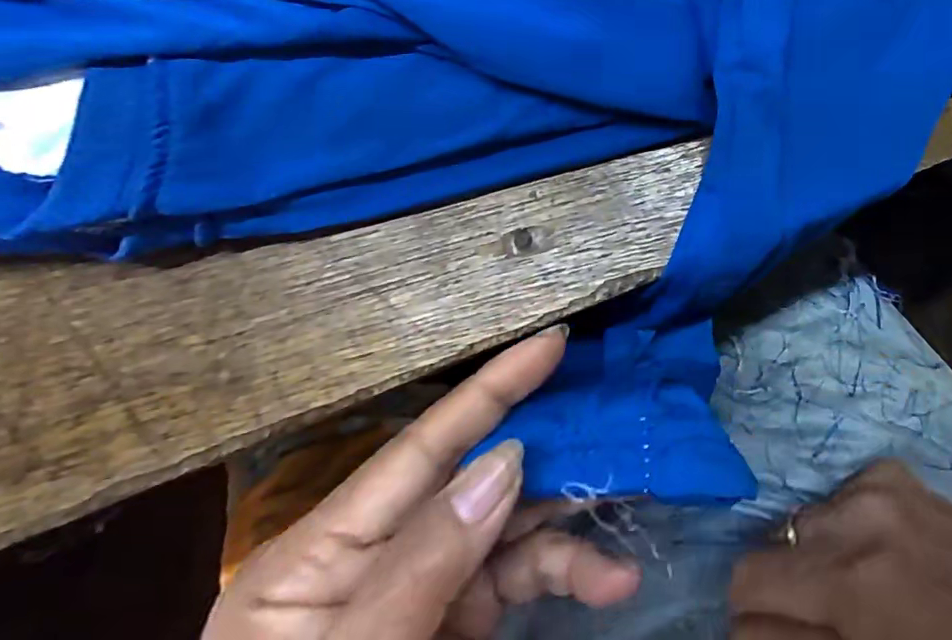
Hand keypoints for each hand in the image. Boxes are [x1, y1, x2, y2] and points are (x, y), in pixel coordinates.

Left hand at [205, 327, 640, 639]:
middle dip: (553, 451)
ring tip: (626, 529)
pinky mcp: (462, 613)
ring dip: (573, 525)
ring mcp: (428, 580)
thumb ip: (420, 563)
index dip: (493, 387)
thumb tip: (507, 458)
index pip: (423, 447)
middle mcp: (384, 549)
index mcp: (325, 549)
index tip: (554, 340)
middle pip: (483, 476)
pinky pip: (525, 573)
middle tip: (617, 422)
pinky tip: (610, 584)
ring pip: (515, 524)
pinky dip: (569, 573)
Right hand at [730, 461, 951, 639]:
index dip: (755, 634)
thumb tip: (753, 631)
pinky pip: (836, 503)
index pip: (747, 594)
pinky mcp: (894, 473)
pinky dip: (840, 536)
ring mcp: (876, 486)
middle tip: (816, 630)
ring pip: (798, 527)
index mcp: (851, 584)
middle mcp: (855, 519)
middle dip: (778, 603)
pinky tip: (875, 564)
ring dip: (808, 567)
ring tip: (848, 602)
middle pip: (762, 555)